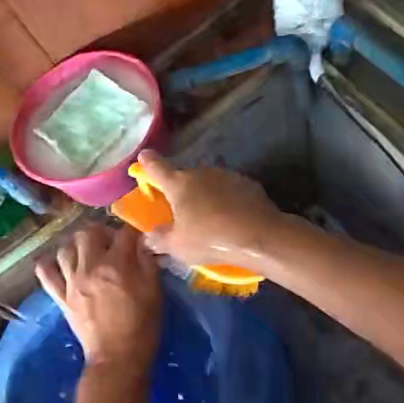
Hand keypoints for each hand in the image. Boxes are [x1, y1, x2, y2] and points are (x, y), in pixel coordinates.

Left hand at [36, 226, 161, 369]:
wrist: (117, 359)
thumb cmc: (142, 326)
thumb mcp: (154, 292)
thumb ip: (148, 263)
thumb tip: (144, 243)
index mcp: (116, 266)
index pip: (124, 233)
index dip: (133, 232)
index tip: (138, 238)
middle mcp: (90, 268)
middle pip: (88, 233)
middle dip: (101, 232)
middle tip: (111, 243)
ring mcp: (71, 282)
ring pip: (65, 248)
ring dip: (78, 245)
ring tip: (89, 253)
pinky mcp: (60, 297)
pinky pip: (45, 272)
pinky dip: (49, 263)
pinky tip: (60, 264)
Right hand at [135, 150, 290, 269]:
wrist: (259, 235)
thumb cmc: (210, 238)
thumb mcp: (177, 246)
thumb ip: (159, 239)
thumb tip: (148, 236)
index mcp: (179, 184)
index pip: (157, 168)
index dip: (148, 163)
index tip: (144, 156)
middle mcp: (201, 173)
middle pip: (185, 178)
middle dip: (181, 190)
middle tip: (182, 211)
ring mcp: (227, 175)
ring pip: (209, 184)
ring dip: (206, 196)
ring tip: (210, 219)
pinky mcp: (248, 184)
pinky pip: (230, 191)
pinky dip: (227, 201)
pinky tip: (232, 218)